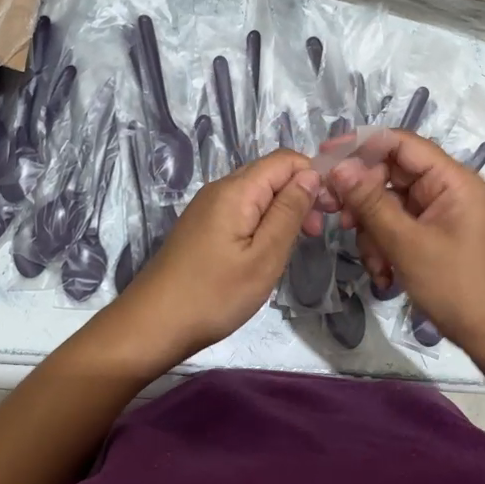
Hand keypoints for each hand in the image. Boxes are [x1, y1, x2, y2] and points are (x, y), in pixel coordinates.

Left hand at [118, 150, 323, 357]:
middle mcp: (220, 189)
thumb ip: (289, 212)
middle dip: (300, 194)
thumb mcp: (264, 257)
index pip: (285, 159)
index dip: (314, 176)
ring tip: (295, 246)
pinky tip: (267, 252)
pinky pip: (241, 210)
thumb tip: (311, 174)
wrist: (153, 323)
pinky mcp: (201, 226)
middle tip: (315, 235)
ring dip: (282, 211)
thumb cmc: (214, 294)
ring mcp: (207, 207)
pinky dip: (262, 223)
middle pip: (270, 174)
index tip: (331, 211)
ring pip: (256, 194)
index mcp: (236, 190)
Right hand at [323, 130, 484, 354]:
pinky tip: (384, 274)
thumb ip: (370, 203)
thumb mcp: (407, 244)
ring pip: (389, 204)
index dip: (360, 145)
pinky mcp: (434, 235)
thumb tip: (338, 166)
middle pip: (390, 174)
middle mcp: (446, 188)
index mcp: (451, 179)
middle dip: (362, 199)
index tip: (324, 158)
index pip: (398, 143)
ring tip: (375, 264)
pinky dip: (385, 246)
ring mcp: (440, 213)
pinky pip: (398, 227)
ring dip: (372, 231)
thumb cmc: (458, 287)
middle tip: (335, 216)